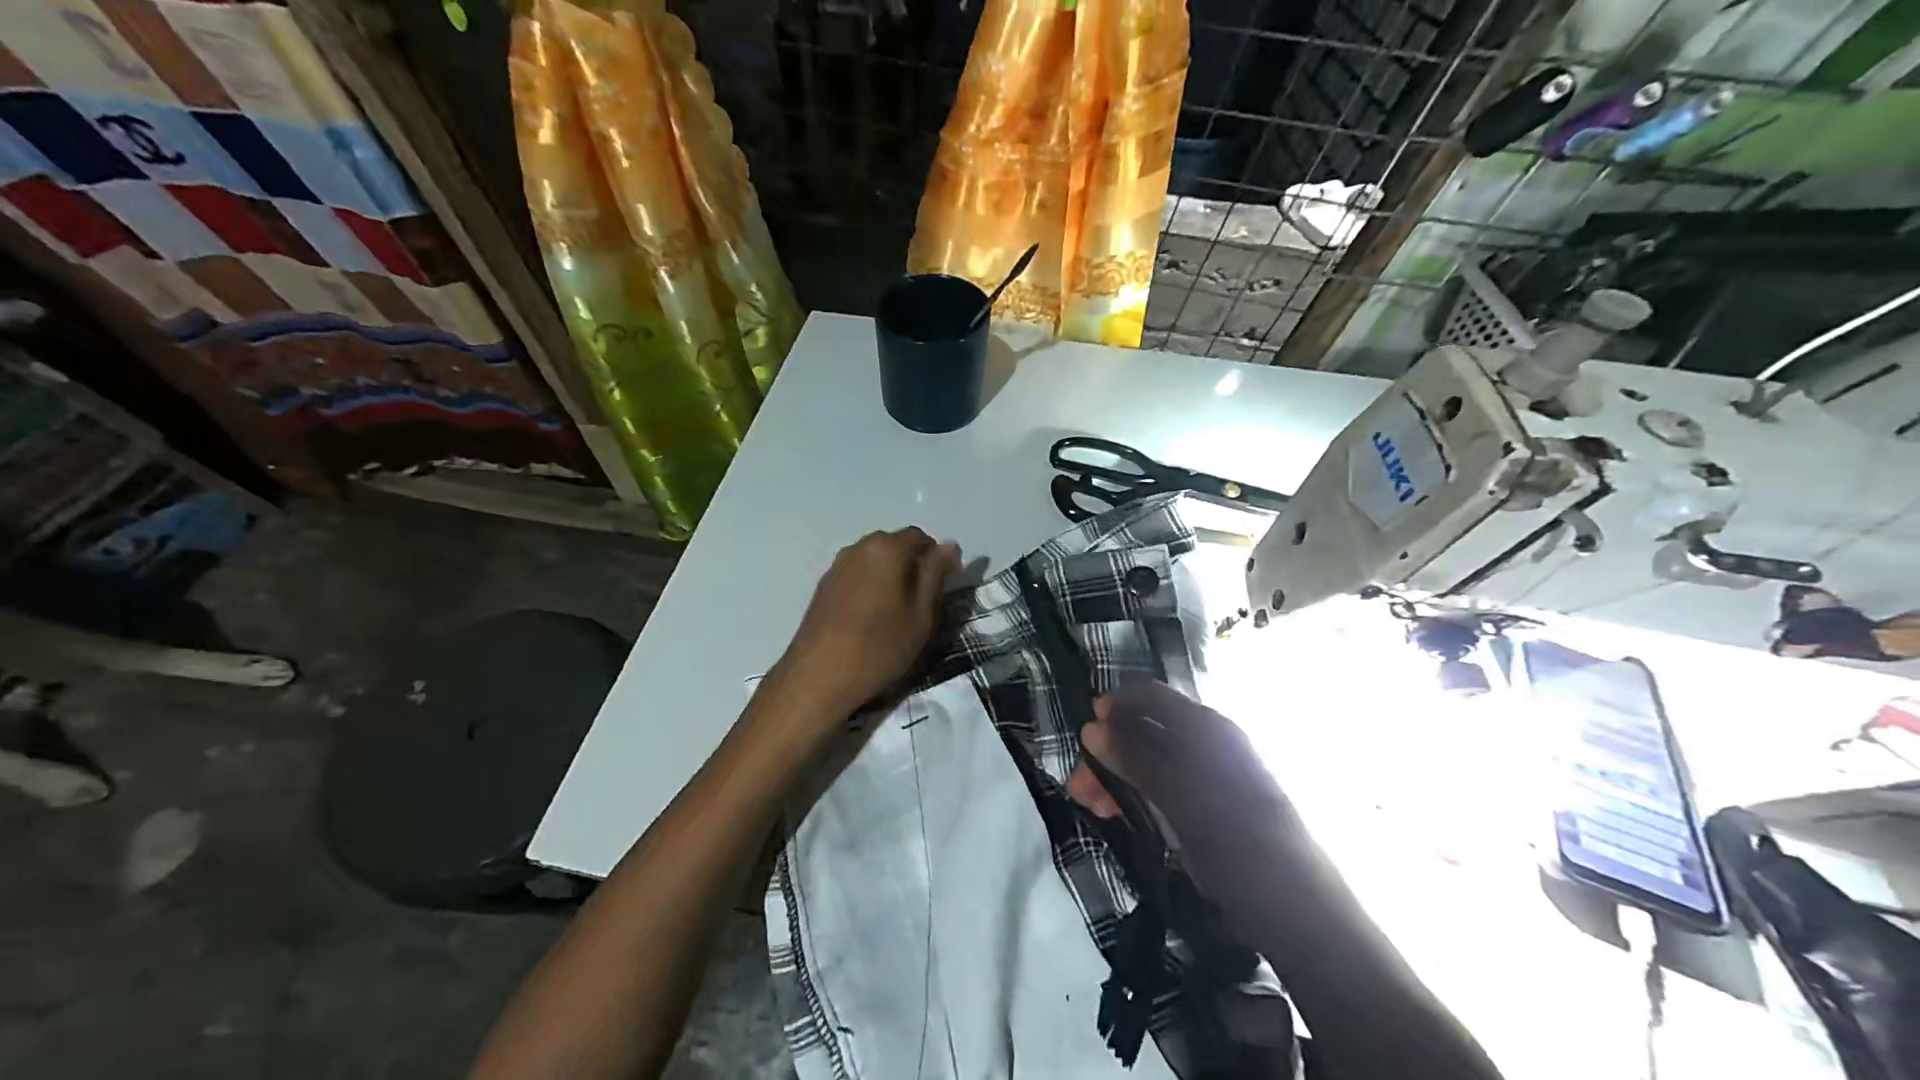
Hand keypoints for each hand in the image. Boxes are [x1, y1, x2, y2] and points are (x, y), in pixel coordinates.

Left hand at [764, 527, 959, 723]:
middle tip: (927, 599)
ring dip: (892, 576)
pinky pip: (857, 575)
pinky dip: (872, 586)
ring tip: (901, 609)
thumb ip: (936, 574)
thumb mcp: (922, 613)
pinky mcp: (824, 587)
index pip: (921, 538)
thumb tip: (948, 545)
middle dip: (915, 565)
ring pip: (874, 561)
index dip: (939, 557)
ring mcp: (837, 567)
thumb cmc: (880, 646)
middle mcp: (859, 548)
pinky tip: (874, 616)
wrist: (818, 677)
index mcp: (886, 548)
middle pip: (895, 546)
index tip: (949, 584)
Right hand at [1067, 682, 1306, 901]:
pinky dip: (1138, 797)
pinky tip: (1117, 816)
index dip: (1115, 706)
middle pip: (1146, 733)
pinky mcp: (1210, 807)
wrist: (1295, 906)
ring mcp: (1210, 776)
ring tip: (1091, 808)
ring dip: (1117, 779)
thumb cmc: (1234, 839)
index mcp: (1205, 728)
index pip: (1151, 697)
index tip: (1084, 729)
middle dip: (1109, 753)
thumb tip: (1091, 728)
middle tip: (1078, 787)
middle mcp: (1207, 744)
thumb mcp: (1177, 796)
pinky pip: (1165, 789)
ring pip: (1151, 764)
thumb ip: (1134, 758)